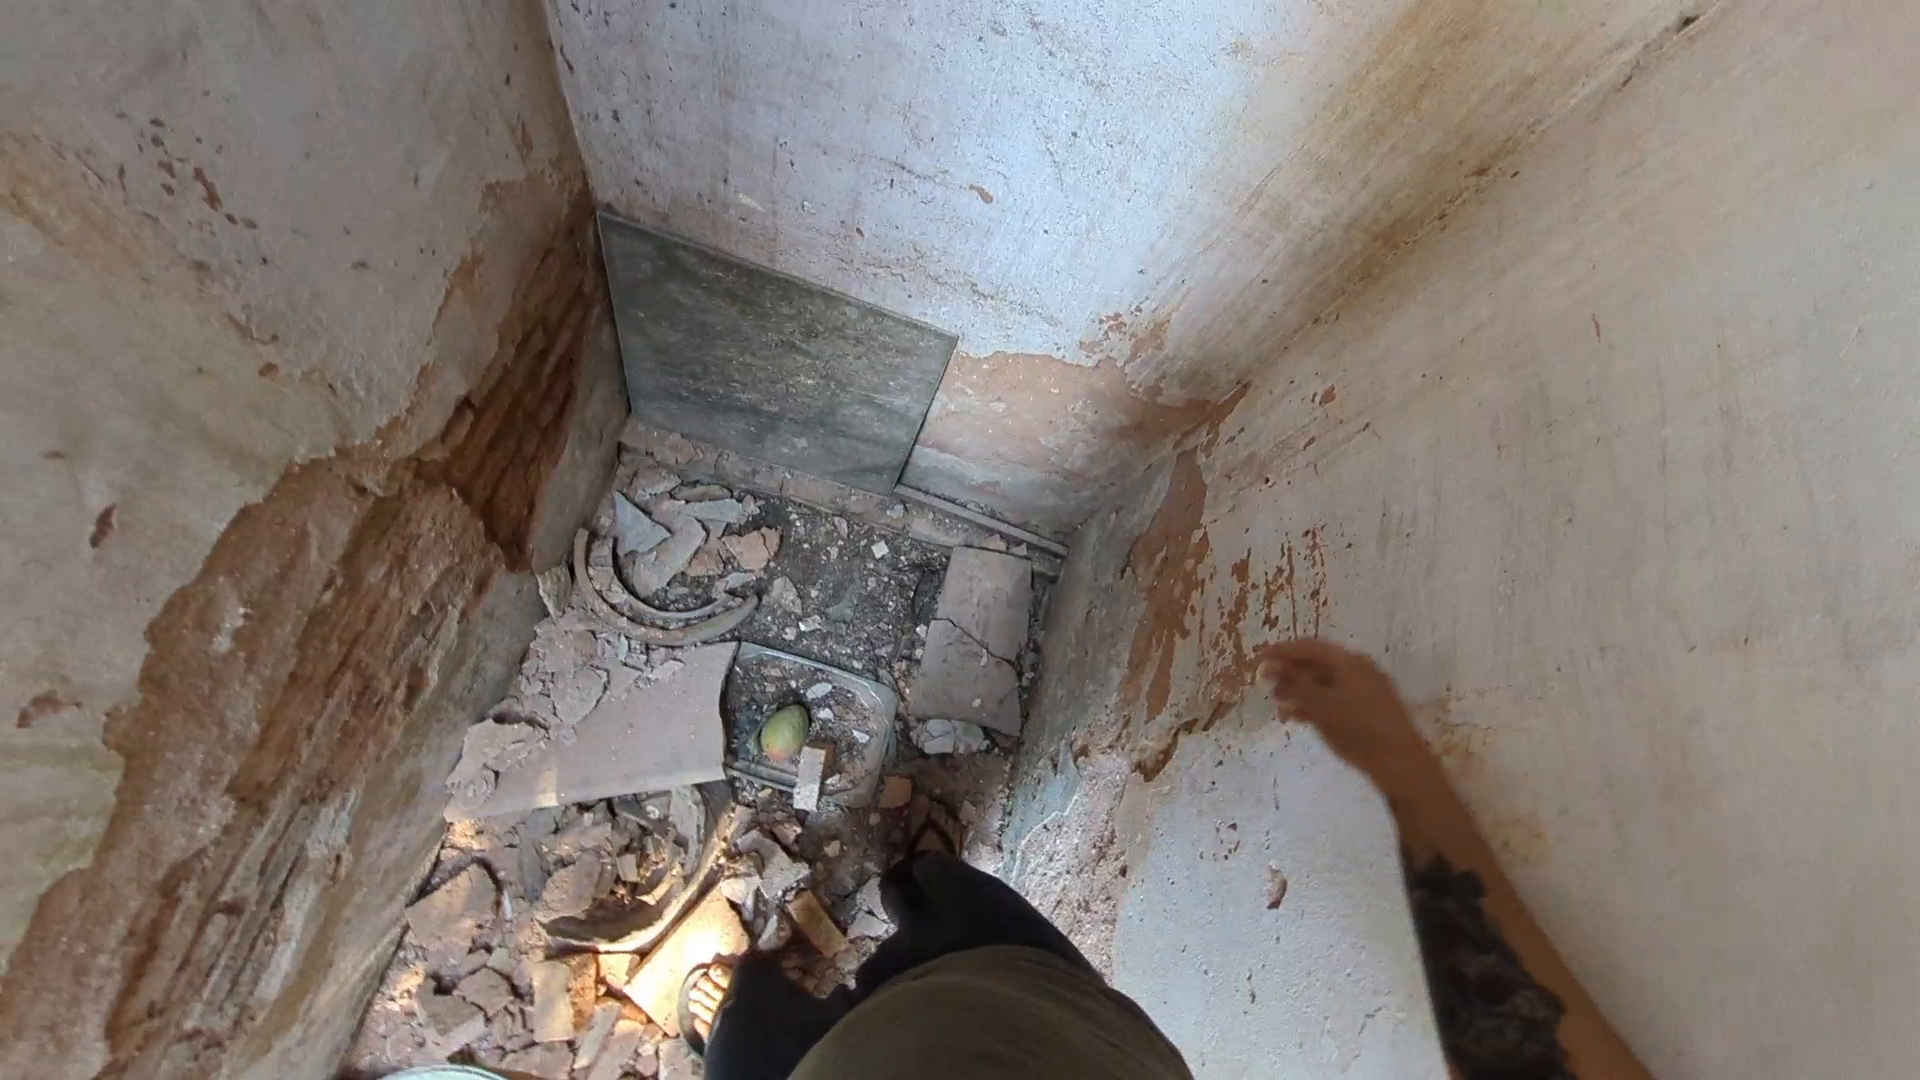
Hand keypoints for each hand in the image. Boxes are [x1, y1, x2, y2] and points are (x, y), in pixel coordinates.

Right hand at [1257, 639, 1418, 778]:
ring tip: (1279, 703)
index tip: (1260, 658)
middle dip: (1290, 672)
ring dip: (1300, 690)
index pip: (1309, 647)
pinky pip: (1335, 698)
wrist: (1399, 762)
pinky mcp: (1369, 708)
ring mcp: (1366, 689)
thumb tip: (1272, 665)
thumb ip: (1294, 682)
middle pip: (1317, 663)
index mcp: (1349, 662)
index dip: (1283, 650)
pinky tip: (1298, 716)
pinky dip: (1315, 703)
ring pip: (1325, 683)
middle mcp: (1358, 670)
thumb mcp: (1319, 704)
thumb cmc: (1356, 727)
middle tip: (1267, 683)